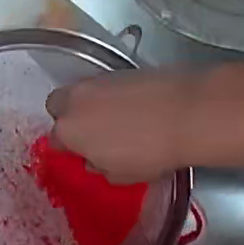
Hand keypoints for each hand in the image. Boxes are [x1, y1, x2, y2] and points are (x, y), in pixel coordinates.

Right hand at [45, 68, 202, 182]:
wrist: (188, 113)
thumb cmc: (149, 153)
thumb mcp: (121, 175)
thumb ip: (99, 167)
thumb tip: (94, 160)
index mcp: (69, 131)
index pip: (55, 140)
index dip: (68, 148)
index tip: (82, 154)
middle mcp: (76, 100)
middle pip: (57, 106)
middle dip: (68, 116)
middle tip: (90, 131)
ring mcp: (98, 80)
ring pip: (81, 92)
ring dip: (89, 104)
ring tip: (115, 119)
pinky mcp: (121, 69)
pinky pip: (105, 84)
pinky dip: (111, 94)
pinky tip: (132, 106)